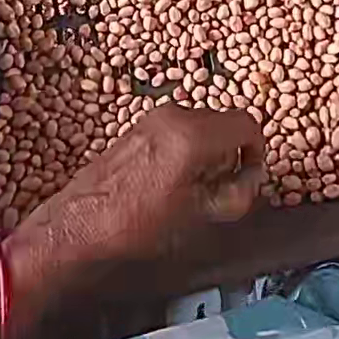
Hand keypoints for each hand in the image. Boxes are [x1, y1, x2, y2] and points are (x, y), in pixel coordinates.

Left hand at [32, 103, 265, 269]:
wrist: (82, 222)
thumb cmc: (135, 222)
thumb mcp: (199, 214)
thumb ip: (237, 193)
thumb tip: (252, 178)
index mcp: (193, 135)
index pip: (246, 124)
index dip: (256, 150)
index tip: (249, 174)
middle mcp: (174, 116)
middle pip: (225, 122)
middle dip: (232, 153)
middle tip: (224, 188)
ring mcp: (154, 118)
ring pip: (203, 125)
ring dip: (211, 151)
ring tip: (196, 188)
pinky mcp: (141, 126)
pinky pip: (180, 128)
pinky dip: (189, 148)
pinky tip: (174, 180)